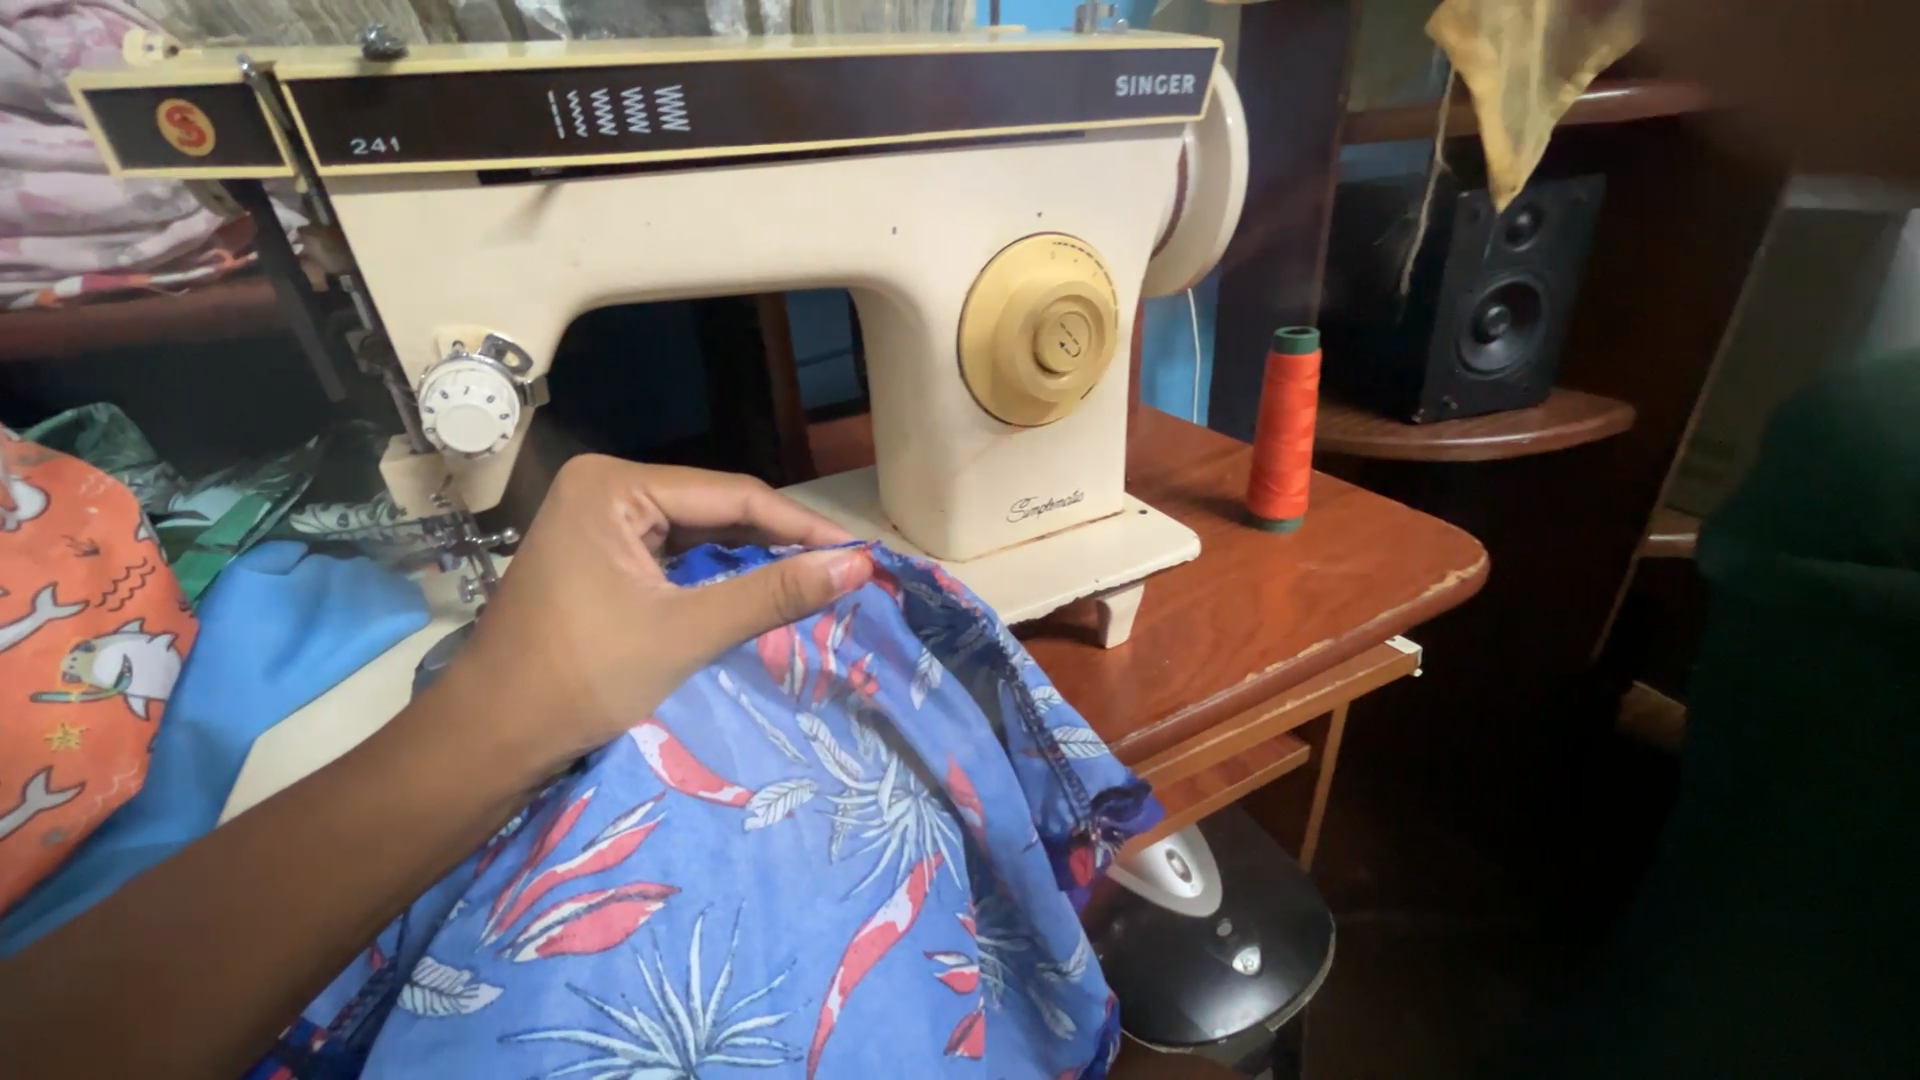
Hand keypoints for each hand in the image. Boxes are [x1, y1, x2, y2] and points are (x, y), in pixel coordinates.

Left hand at [419, 456, 871, 783]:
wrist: (488, 740)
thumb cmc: (580, 678)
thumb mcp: (687, 631)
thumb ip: (774, 593)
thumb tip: (858, 564)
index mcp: (615, 486)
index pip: (733, 496)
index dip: (803, 526)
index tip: (860, 552)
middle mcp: (607, 488)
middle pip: (718, 508)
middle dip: (781, 541)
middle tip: (844, 567)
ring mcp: (601, 520)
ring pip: (702, 531)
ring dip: (755, 557)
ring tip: (816, 576)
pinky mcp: (603, 554)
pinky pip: (679, 553)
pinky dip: (721, 572)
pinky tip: (762, 586)